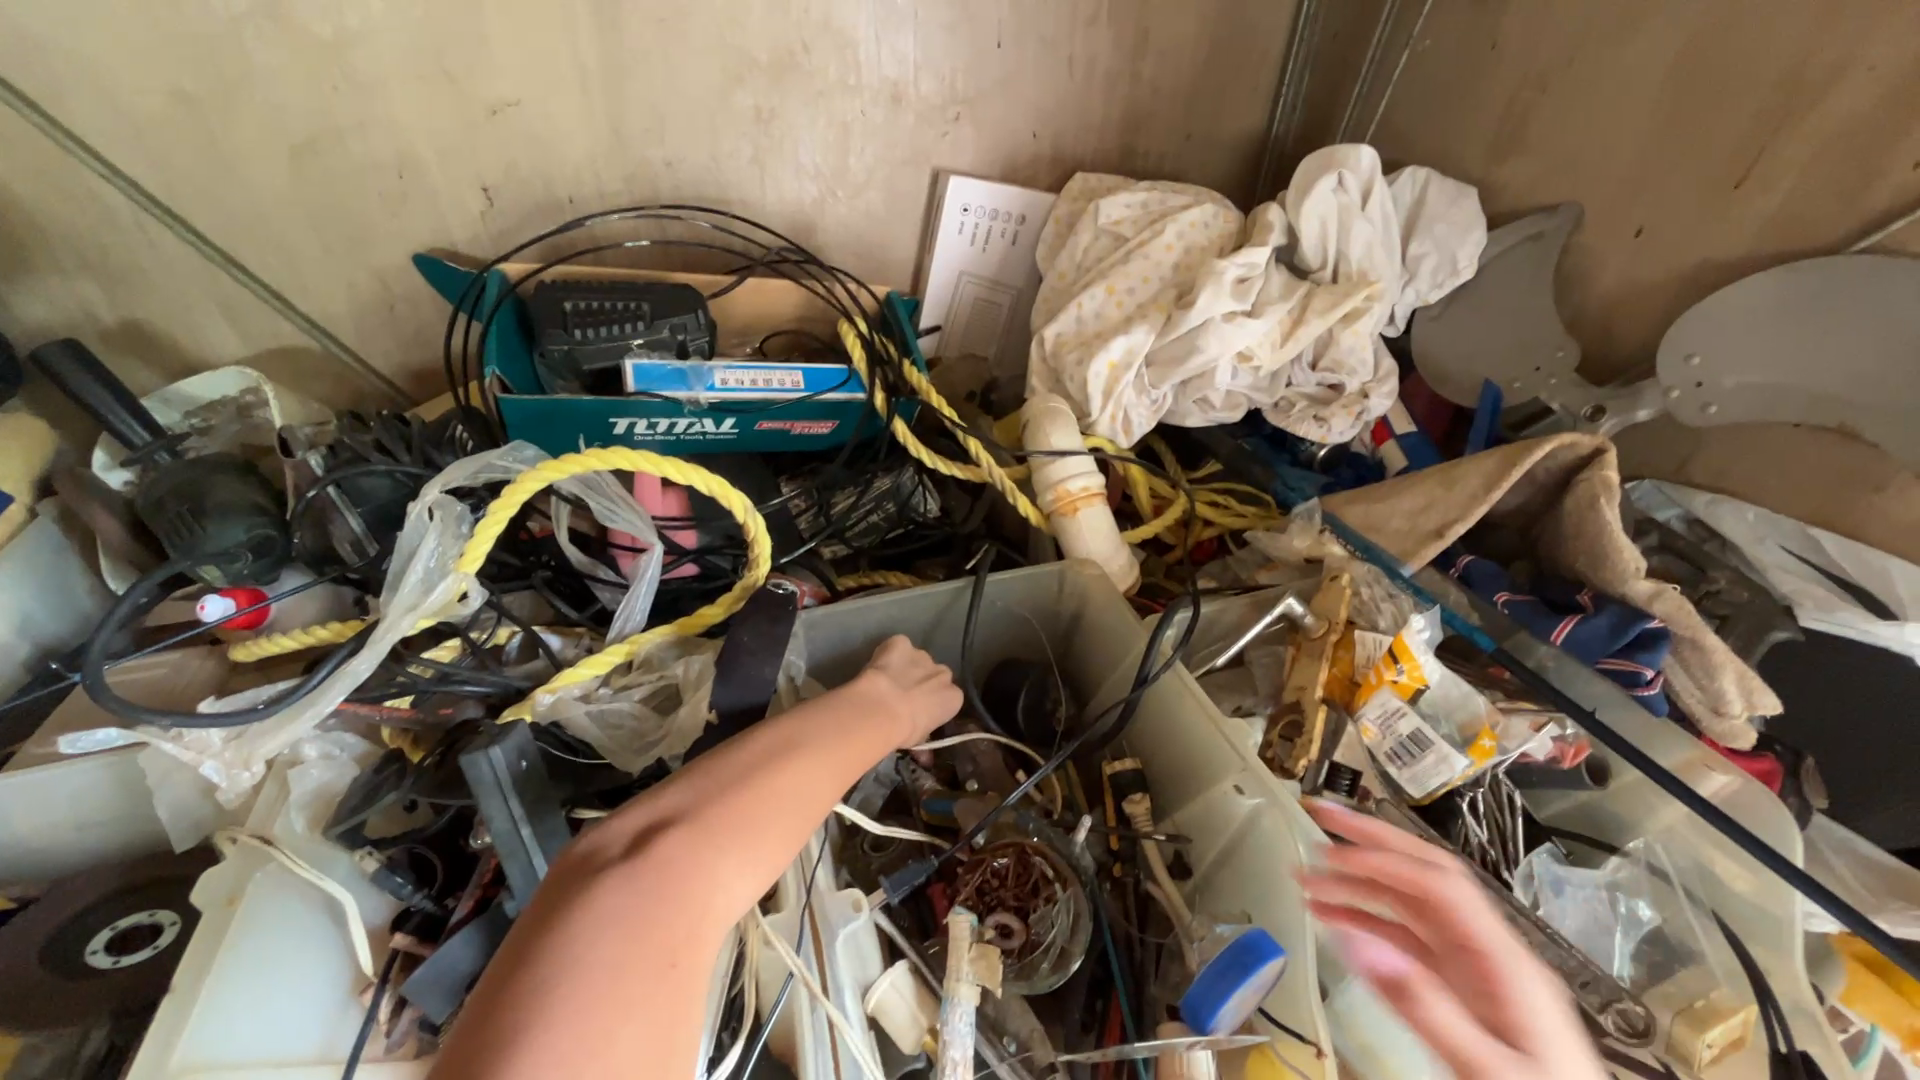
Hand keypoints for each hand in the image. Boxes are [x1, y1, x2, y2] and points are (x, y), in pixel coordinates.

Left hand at [857, 635, 963, 746]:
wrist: (881, 709)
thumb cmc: (904, 730)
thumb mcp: (919, 740)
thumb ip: (924, 743)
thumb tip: (924, 760)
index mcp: (953, 697)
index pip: (949, 698)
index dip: (932, 705)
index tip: (919, 713)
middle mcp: (943, 673)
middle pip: (936, 676)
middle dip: (922, 684)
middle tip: (902, 699)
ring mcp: (922, 655)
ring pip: (917, 660)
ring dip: (905, 668)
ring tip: (886, 683)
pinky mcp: (901, 643)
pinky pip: (897, 645)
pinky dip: (889, 653)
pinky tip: (879, 666)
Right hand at [1298, 798, 1605, 1079]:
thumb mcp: (1489, 1068)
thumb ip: (1426, 1007)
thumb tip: (1360, 946)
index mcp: (1505, 960)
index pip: (1439, 884)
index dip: (1383, 859)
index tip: (1330, 852)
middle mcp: (1488, 950)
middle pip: (1425, 876)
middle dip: (1370, 842)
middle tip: (1318, 816)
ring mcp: (1475, 968)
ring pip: (1409, 905)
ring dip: (1357, 885)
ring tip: (1305, 879)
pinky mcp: (1461, 988)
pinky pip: (1406, 939)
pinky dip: (1367, 922)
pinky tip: (1332, 920)